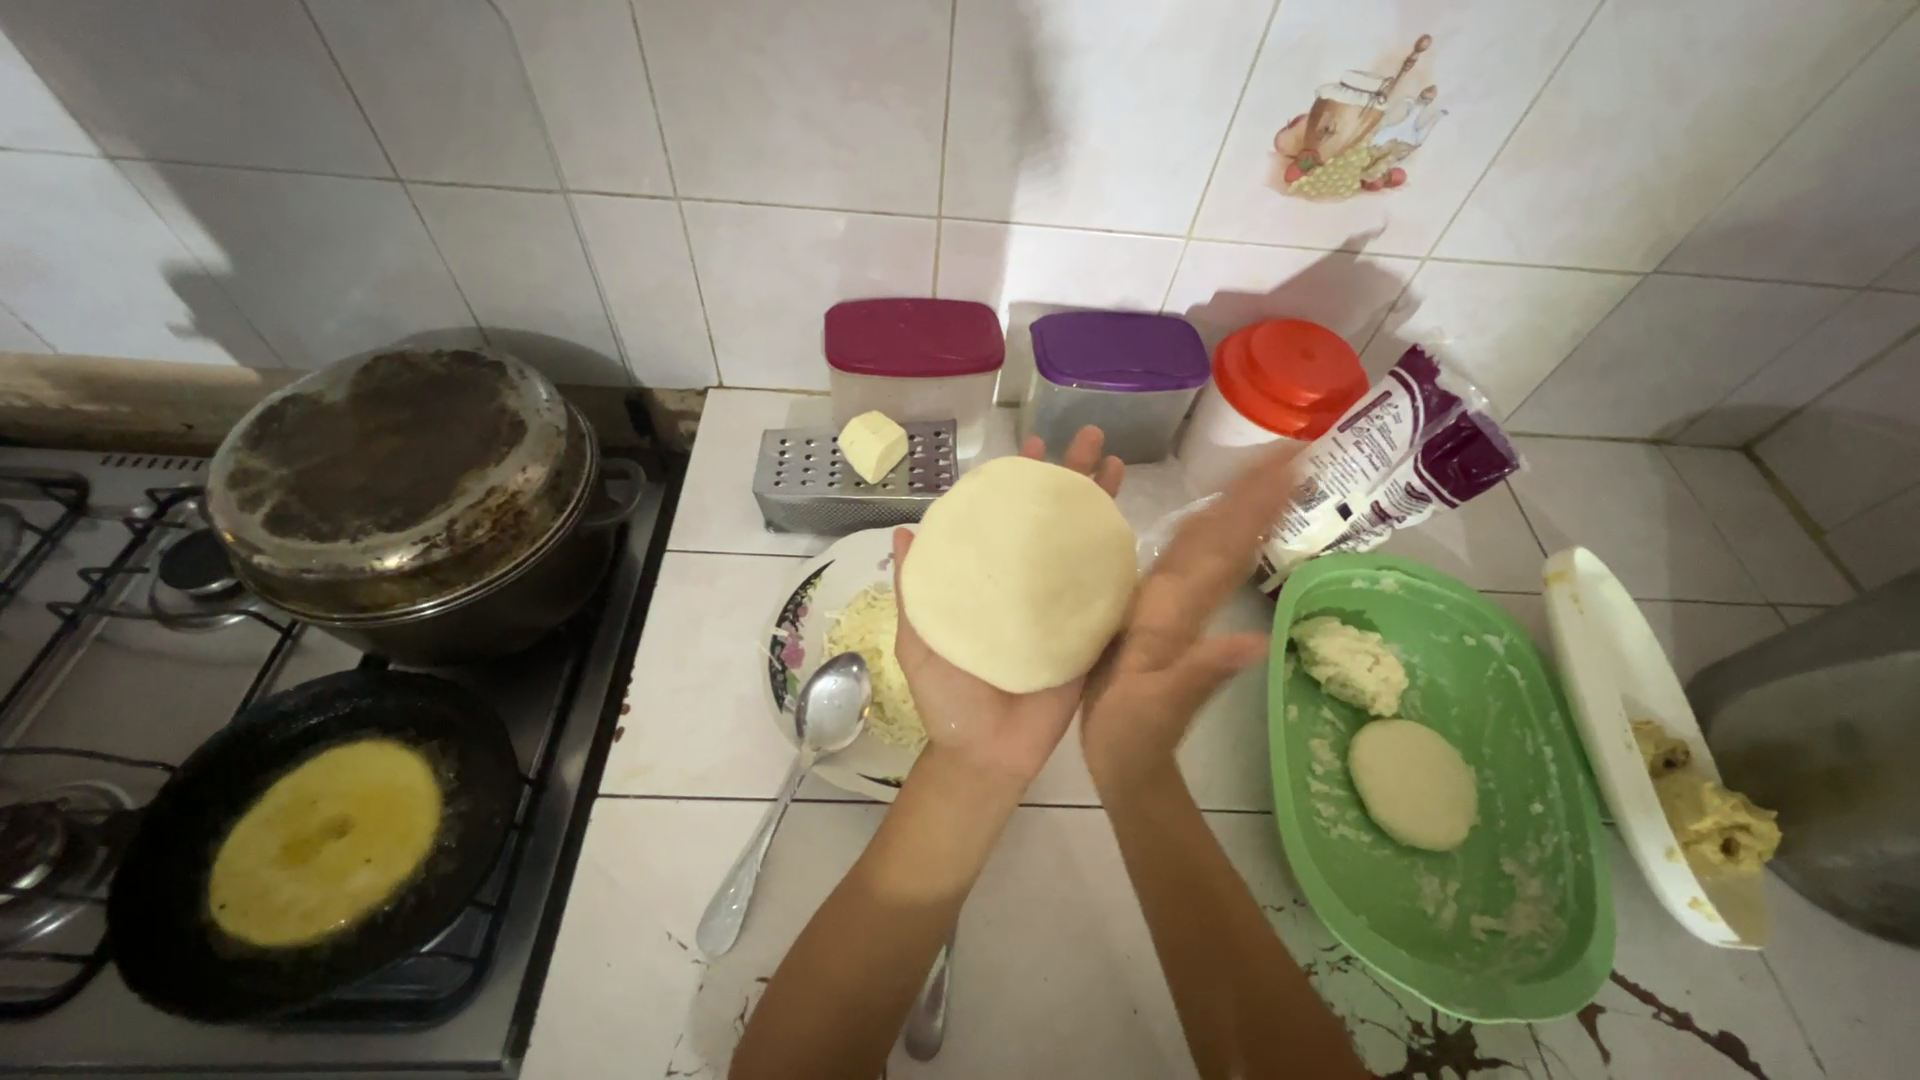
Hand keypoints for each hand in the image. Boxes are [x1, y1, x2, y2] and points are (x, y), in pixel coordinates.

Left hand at [891, 427, 1123, 786]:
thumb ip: (916, 588)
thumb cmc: (948, 698)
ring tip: (1114, 459)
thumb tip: (903, 532)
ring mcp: (1064, 606)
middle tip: (1086, 437)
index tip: (1031, 447)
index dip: (1019, 482)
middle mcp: (1029, 583)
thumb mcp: (919, 639)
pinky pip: (1113, 591)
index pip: (1007, 518)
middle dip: (1071, 476)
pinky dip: (1124, 555)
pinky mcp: (1092, 634)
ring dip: (1101, 501)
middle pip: (1053, 519)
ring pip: (1086, 543)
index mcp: (990, 579)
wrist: (985, 753)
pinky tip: (1134, 521)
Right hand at [1081, 445, 1299, 793]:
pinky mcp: (1153, 615)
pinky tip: (1204, 516)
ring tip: (1266, 470)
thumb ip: (1206, 671)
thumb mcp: (1165, 703)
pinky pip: (1183, 562)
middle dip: (1259, 494)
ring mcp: (1174, 607)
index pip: (1228, 548)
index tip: (1290, 466)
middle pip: (1229, 538)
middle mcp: (1188, 601)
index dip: (1257, 506)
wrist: (1129, 760)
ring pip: (1212, 545)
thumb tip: (1255, 641)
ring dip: (1240, 507)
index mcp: (1186, 609)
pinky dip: (1200, 532)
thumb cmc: (1137, 732)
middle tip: (1294, 450)